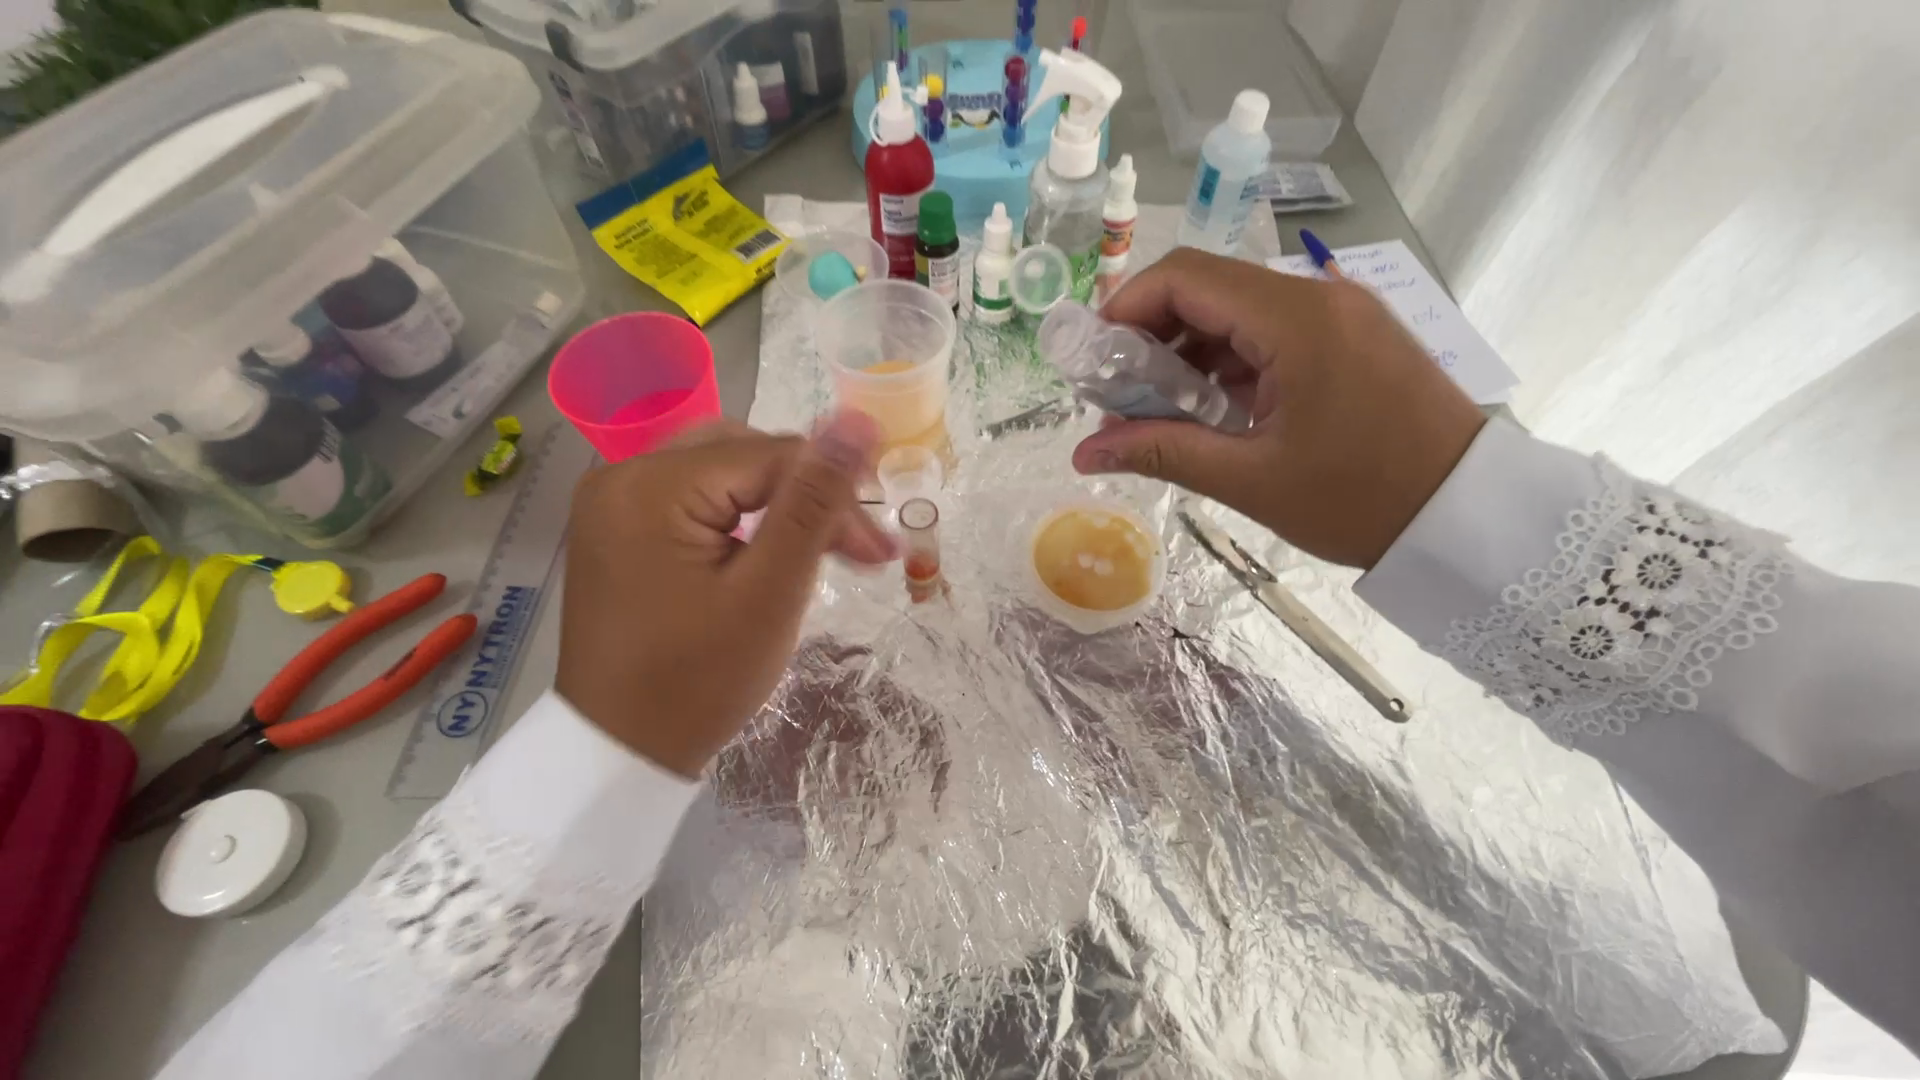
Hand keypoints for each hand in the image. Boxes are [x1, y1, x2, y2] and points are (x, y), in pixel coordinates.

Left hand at [556, 413, 895, 776]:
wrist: (618, 751)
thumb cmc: (697, 680)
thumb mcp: (769, 593)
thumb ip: (814, 503)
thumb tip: (857, 421)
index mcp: (652, 484)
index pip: (771, 456)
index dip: (835, 493)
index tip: (881, 550)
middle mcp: (622, 475)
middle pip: (745, 455)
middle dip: (809, 497)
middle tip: (858, 549)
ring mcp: (615, 503)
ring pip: (723, 475)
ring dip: (779, 506)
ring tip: (824, 552)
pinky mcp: (620, 531)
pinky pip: (695, 502)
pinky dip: (740, 521)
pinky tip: (769, 554)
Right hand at [1072, 247, 1486, 568]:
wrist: (1470, 516)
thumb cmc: (1361, 500)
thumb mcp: (1251, 480)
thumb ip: (1161, 452)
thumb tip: (1082, 451)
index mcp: (1296, 320)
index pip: (1186, 278)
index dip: (1126, 309)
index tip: (1094, 361)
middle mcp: (1319, 297)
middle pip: (1208, 288)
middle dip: (1151, 335)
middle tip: (1119, 394)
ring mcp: (1342, 313)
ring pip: (1238, 310)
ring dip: (1188, 351)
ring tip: (1159, 411)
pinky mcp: (1353, 337)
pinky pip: (1272, 331)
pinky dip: (1229, 361)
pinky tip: (1212, 410)